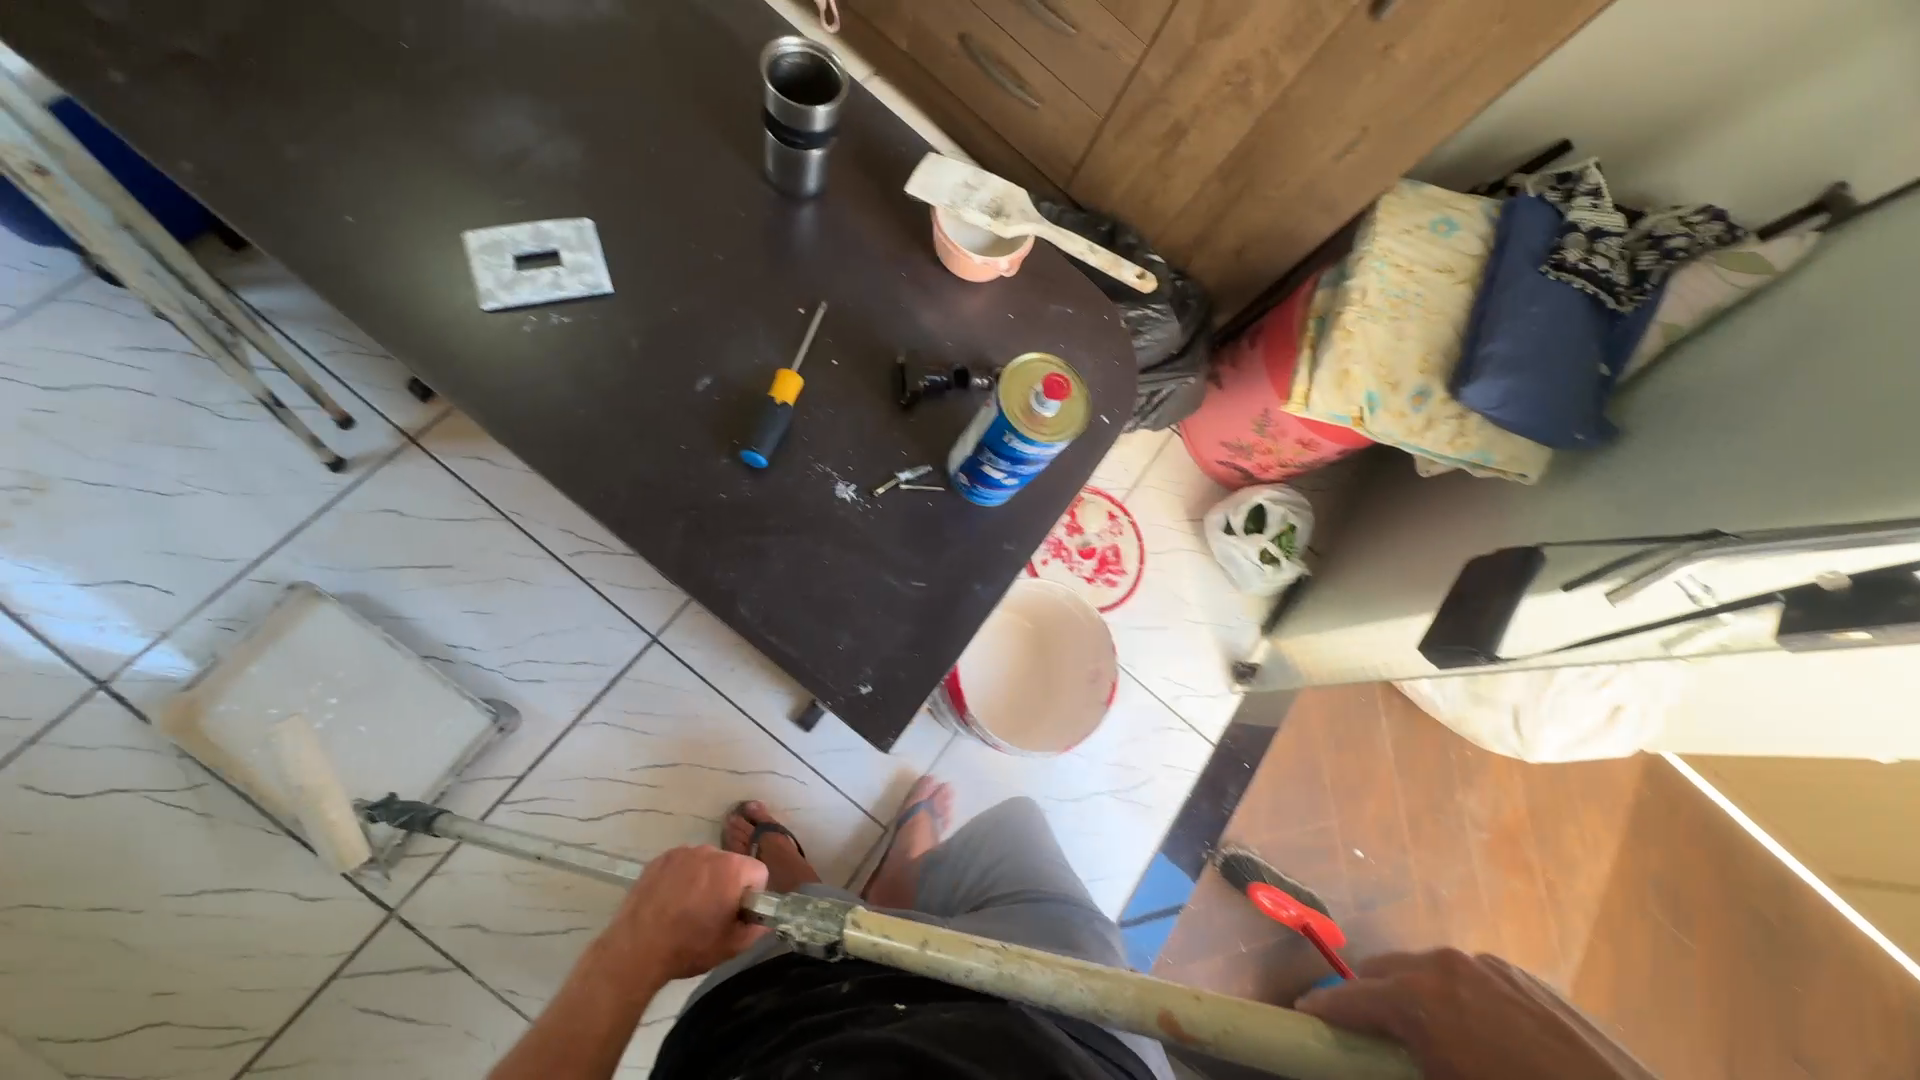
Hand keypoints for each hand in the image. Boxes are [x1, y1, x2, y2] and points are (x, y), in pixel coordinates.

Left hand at [600, 845, 769, 983]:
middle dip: (729, 885)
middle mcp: (710, 851)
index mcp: (733, 869)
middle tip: (713, 913)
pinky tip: (671, 900)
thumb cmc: (689, 947)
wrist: (635, 950)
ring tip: (689, 908)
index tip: (738, 914)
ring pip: (707, 863)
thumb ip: (757, 930)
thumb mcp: (731, 946)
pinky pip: (683, 864)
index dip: (753, 895)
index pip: (759, 872)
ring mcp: (683, 853)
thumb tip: (765, 921)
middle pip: (733, 865)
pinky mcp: (660, 859)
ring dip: (706, 879)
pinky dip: (683, 877)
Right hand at [1295, 949, 1656, 1079]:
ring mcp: (1488, 965)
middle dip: (1366, 998)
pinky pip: (1467, 978)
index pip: (1349, 997)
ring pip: (1424, 970)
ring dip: (1412, 996)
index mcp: (1419, 997)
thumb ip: (1399, 1065)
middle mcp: (1444, 966)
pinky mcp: (1523, 977)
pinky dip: (1455, 998)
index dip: (1321, 1009)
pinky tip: (1479, 1037)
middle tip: (1367, 1035)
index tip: (1303, 1017)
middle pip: (1381, 971)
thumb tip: (1375, 1057)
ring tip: (1429, 1038)